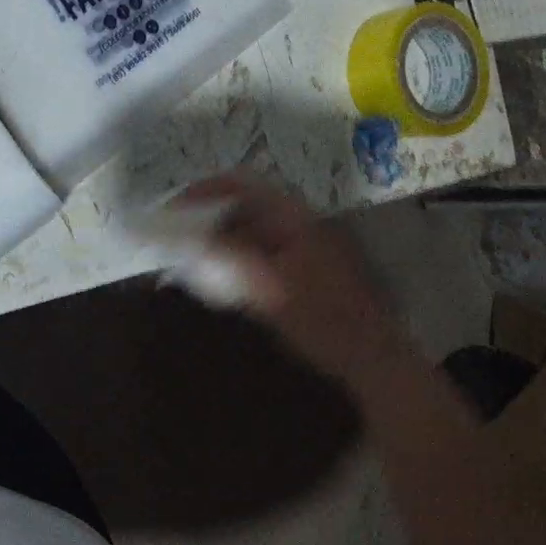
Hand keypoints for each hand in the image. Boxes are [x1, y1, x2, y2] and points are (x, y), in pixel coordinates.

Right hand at [173, 175, 409, 389]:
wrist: (374, 360)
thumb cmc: (323, 320)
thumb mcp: (268, 287)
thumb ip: (225, 256)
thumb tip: (183, 236)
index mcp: (293, 217)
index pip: (240, 184)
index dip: (202, 191)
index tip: (171, 210)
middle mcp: (296, 223)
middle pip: (240, 205)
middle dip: (203, 217)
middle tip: (172, 236)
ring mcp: (300, 246)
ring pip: (245, 230)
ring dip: (213, 239)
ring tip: (185, 258)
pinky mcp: (298, 270)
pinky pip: (254, 252)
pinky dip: (229, 259)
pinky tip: (212, 279)